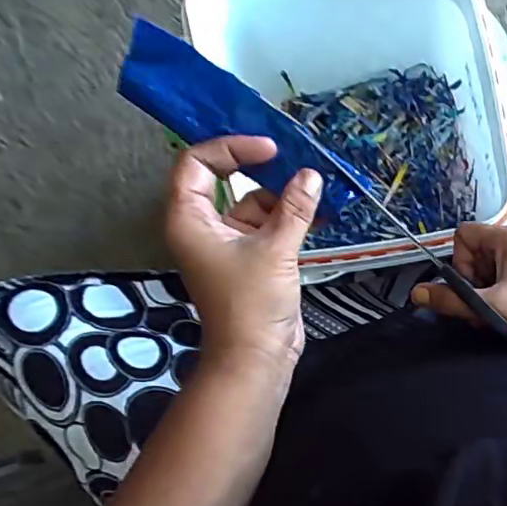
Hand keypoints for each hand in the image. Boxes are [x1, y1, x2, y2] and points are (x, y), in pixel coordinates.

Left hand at [162, 137, 320, 363]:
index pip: (198, 164)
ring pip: (253, 208)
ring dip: (283, 201)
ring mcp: (228, 246)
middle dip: (263, 176)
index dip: (231, 149)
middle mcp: (204, 228)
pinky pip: (267, 230)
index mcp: (190, 219)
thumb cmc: (252, 303)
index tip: (268, 149)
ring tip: (315, 196)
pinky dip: (289, 222)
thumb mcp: (276, 250)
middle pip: (228, 185)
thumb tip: (311, 175)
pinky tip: (316, 216)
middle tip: (297, 166)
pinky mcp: (251, 262)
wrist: (258, 356)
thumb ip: (294, 209)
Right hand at [410, 223, 506, 345]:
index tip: (472, 287)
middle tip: (486, 305)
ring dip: (489, 291)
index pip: (463, 235)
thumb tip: (420, 294)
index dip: (459, 263)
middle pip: (476, 253)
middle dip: (475, 282)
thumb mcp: (491, 306)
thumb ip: (452, 300)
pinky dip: (504, 293)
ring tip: (502, 312)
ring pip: (491, 267)